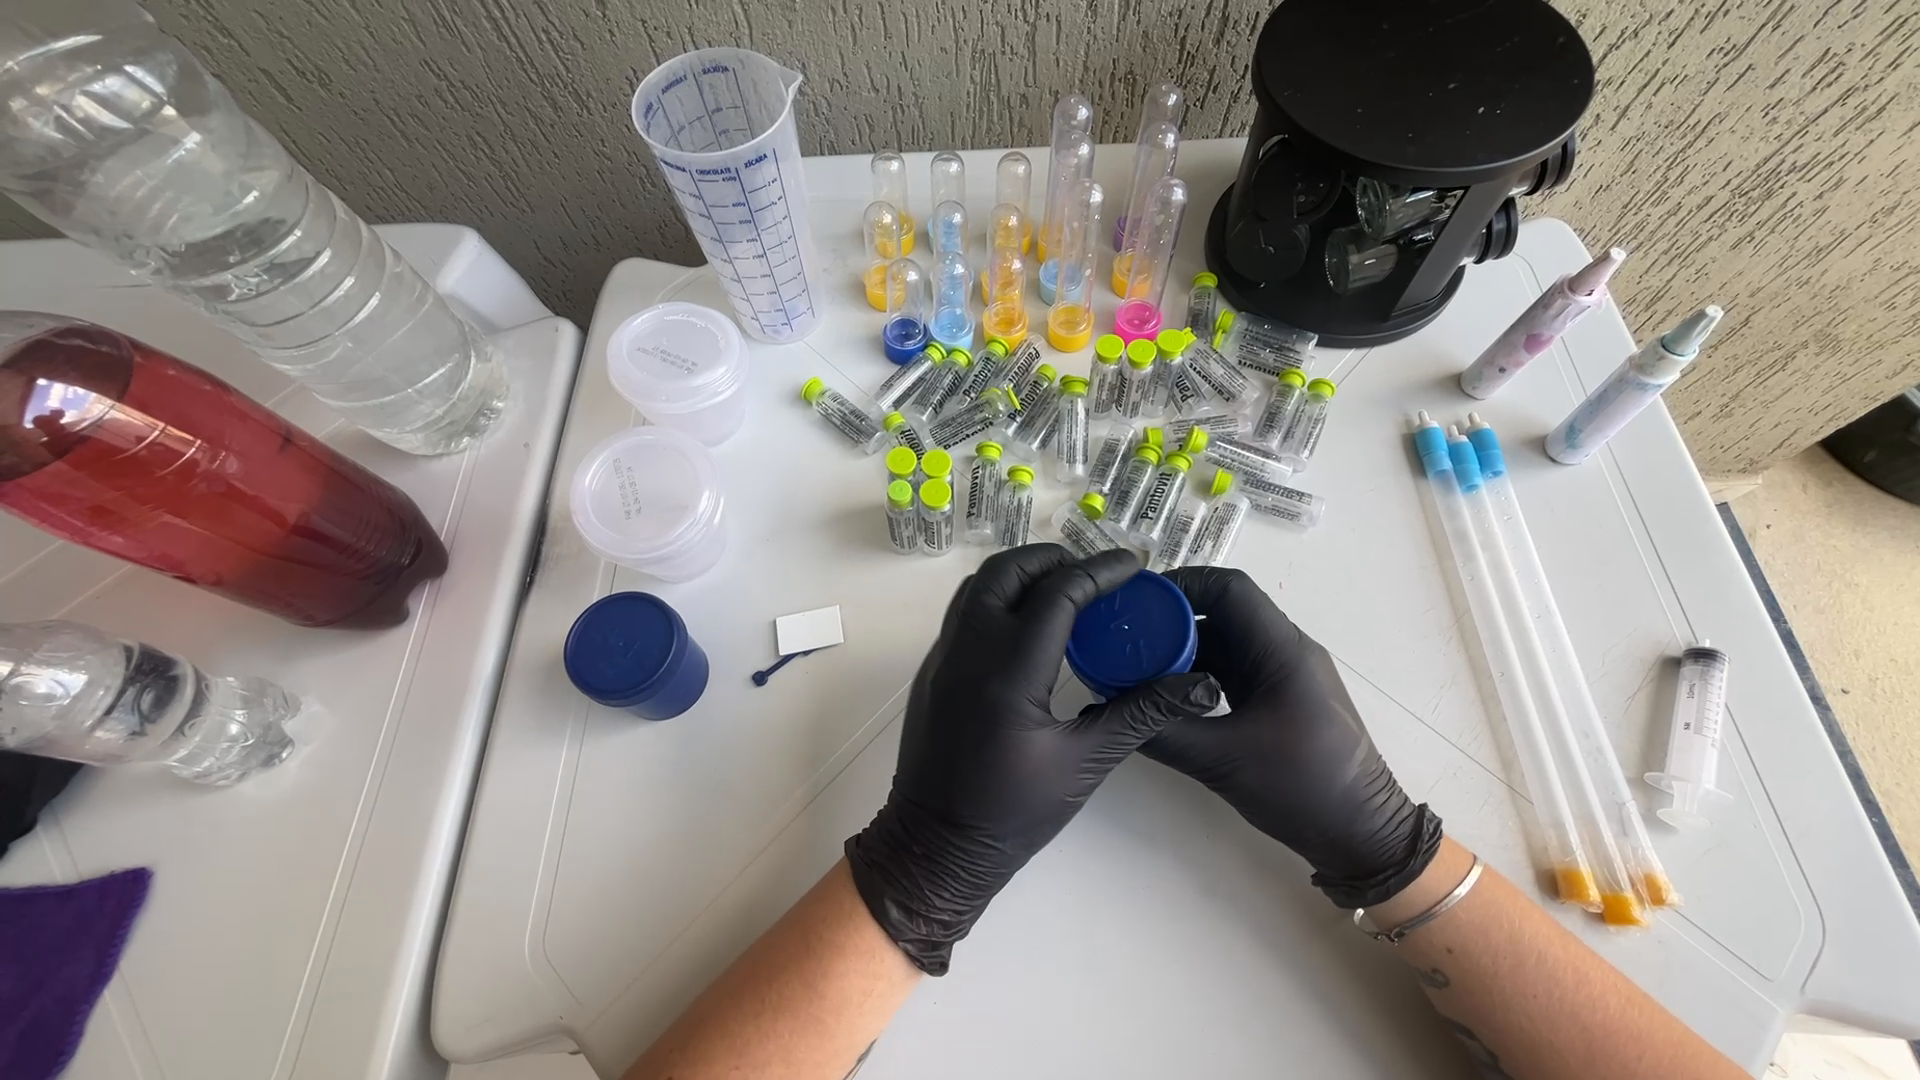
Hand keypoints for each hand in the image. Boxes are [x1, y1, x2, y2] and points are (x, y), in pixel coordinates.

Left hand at [846, 545, 1221, 973]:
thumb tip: (1197, 686)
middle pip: (1007, 571)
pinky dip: (1000, 598)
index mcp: (1008, 670)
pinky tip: (1031, 627)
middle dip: (1054, 559)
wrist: (932, 847)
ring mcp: (942, 655)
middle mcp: (968, 648)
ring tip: (1067, 590)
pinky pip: (965, 611)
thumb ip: (1139, 713)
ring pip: (979, 586)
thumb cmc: (1011, 814)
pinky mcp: (932, 669)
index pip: (1058, 593)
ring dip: (1022, 574)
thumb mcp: (1083, 765)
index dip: (1101, 571)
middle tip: (1097, 574)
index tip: (1135, 564)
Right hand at [1144, 566, 1440, 908]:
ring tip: (1136, 663)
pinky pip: (1231, 668)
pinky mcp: (1277, 698)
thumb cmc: (1302, 790)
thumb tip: (1111, 710)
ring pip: (1225, 641)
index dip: (1181, 585)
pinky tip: (1164, 691)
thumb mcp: (1222, 761)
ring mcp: (1283, 675)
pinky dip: (1196, 671)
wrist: (1364, 836)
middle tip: (1127, 635)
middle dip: (1172, 619)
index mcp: (1281, 651)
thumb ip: (1162, 730)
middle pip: (1222, 612)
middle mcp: (1284, 651)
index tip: (1138, 602)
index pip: (1228, 589)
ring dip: (1182, 647)